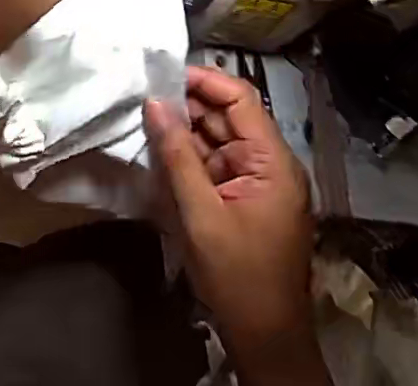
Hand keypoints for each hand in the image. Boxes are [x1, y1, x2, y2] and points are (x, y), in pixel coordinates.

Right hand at [145, 68, 322, 382]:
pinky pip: (214, 163)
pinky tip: (160, 152)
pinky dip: (188, 157)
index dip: (204, 81)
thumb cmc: (238, 277)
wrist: (264, 340)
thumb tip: (154, 104)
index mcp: (273, 161)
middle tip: (144, 100)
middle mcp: (269, 162)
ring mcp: (256, 180)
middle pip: (227, 116)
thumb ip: (177, 155)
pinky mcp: (242, 196)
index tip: (164, 76)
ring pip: (216, 138)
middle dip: (187, 107)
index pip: (241, 99)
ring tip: (145, 121)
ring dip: (184, 132)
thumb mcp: (201, 215)